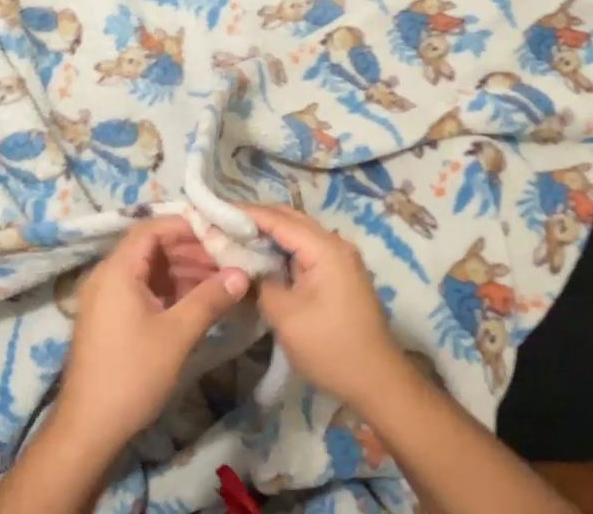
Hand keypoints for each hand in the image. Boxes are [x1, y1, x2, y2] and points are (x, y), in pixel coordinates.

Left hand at [54, 217, 249, 445]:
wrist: (90, 425)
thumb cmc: (132, 373)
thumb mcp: (177, 334)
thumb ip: (209, 299)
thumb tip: (242, 273)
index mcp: (117, 270)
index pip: (151, 229)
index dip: (186, 227)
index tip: (220, 234)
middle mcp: (107, 276)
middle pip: (151, 248)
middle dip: (190, 251)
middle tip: (228, 261)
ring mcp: (106, 298)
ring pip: (149, 271)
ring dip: (183, 272)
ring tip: (221, 282)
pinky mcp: (110, 318)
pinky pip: (143, 290)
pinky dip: (170, 291)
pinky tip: (198, 302)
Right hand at [241, 203, 408, 407]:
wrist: (378, 382)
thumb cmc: (330, 347)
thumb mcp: (284, 316)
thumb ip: (258, 281)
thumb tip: (240, 264)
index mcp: (324, 249)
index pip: (277, 219)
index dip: (245, 213)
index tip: (214, 211)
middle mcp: (335, 245)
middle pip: (290, 219)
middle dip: (256, 218)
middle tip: (222, 223)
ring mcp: (341, 260)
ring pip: (299, 234)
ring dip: (269, 233)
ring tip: (236, 237)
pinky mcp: (340, 275)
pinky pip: (306, 250)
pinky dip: (283, 249)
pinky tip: (262, 258)